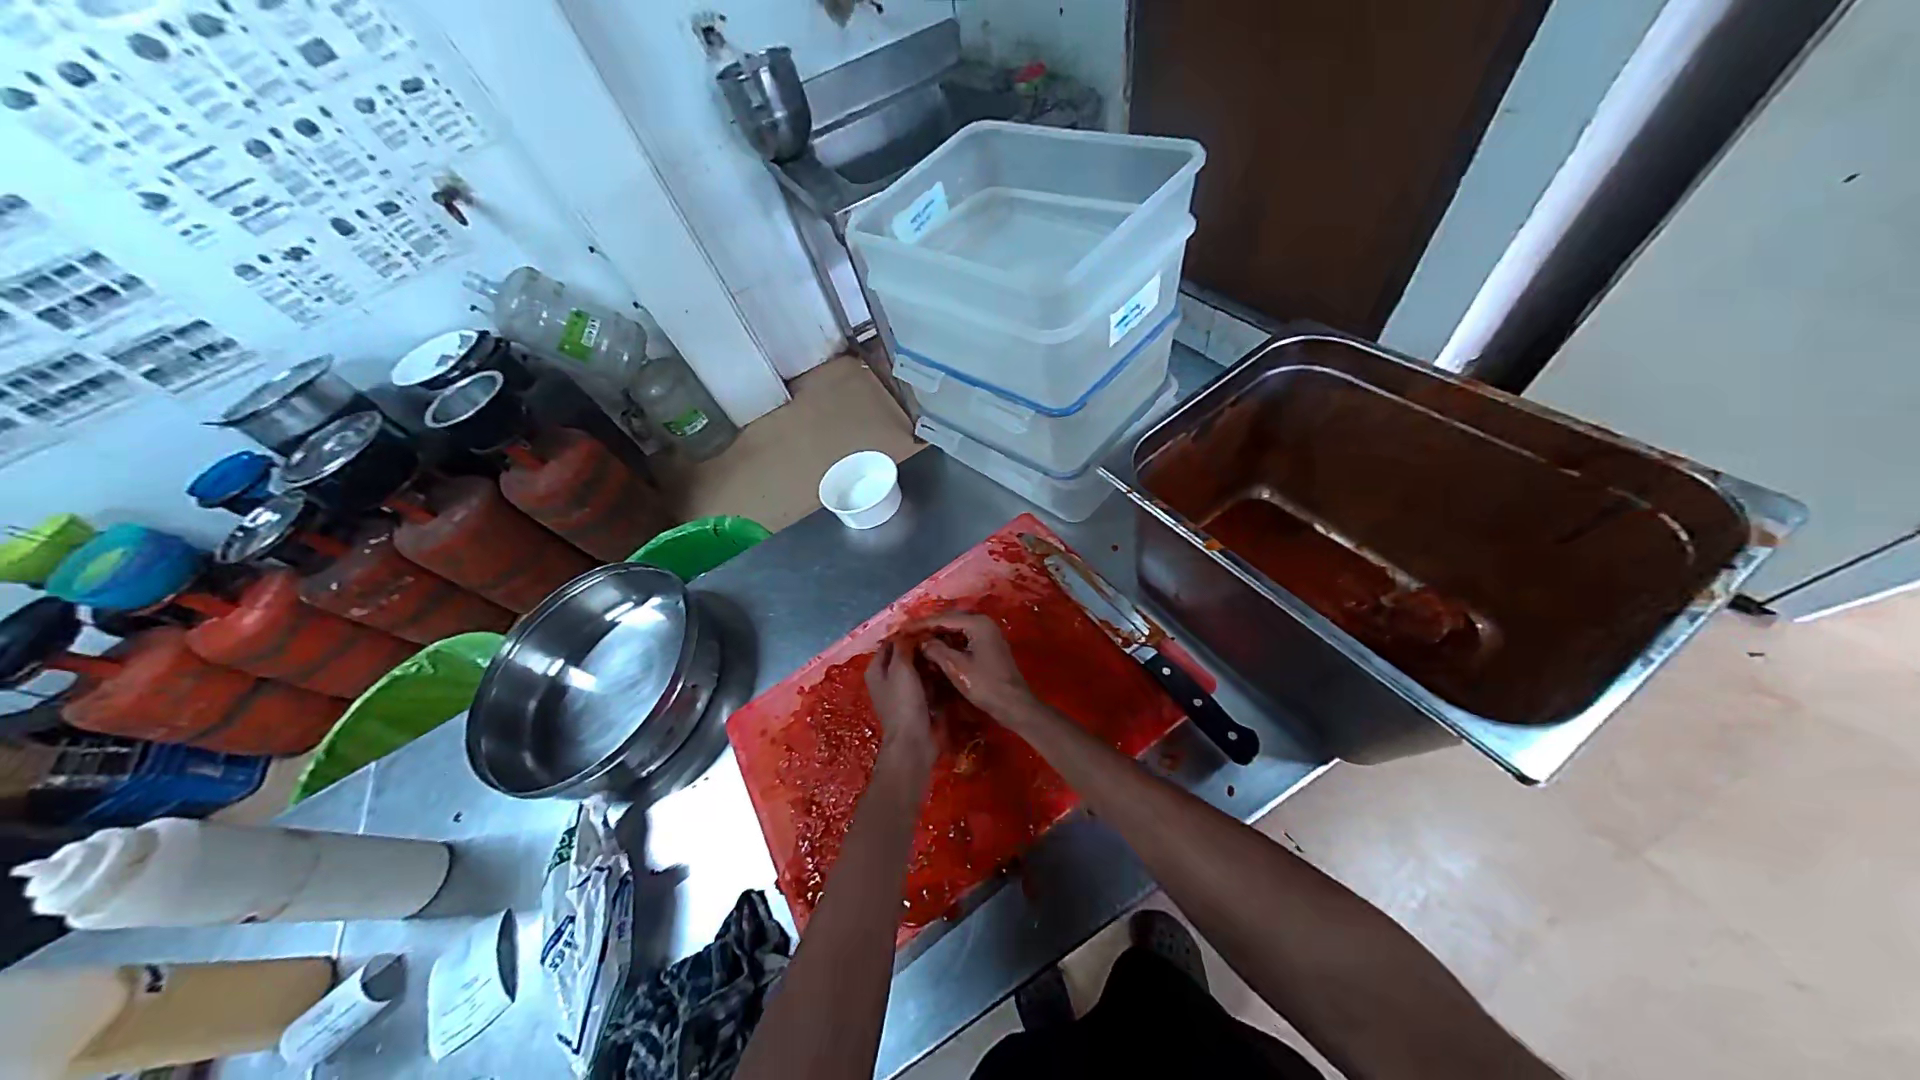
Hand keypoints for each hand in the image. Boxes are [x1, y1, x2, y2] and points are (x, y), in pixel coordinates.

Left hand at [864, 638, 933, 768]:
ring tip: (945, 651)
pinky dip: (934, 677)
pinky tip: (945, 670)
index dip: (906, 634)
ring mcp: (901, 692)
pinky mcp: (916, 702)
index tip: (927, 627)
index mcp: (876, 669)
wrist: (914, 740)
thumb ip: (903, 647)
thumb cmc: (904, 702)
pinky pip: (925, 683)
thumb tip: (909, 632)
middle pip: (903, 655)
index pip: (890, 643)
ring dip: (929, 662)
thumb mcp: (901, 668)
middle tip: (939, 638)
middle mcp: (886, 679)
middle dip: (920, 648)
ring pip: (916, 669)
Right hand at [910, 612, 1041, 725]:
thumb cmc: (986, 685)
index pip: (944, 618)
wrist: (1014, 705)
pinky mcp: (989, 646)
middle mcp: (984, 623)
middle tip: (909, 635)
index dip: (922, 624)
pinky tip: (937, 651)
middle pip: (951, 621)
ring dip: (939, 636)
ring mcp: (988, 634)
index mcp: (978, 623)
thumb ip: (937, 650)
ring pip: (957, 630)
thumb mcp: (957, 667)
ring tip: (919, 642)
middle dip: (930, 628)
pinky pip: (964, 639)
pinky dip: (950, 644)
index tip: (904, 629)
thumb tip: (922, 641)